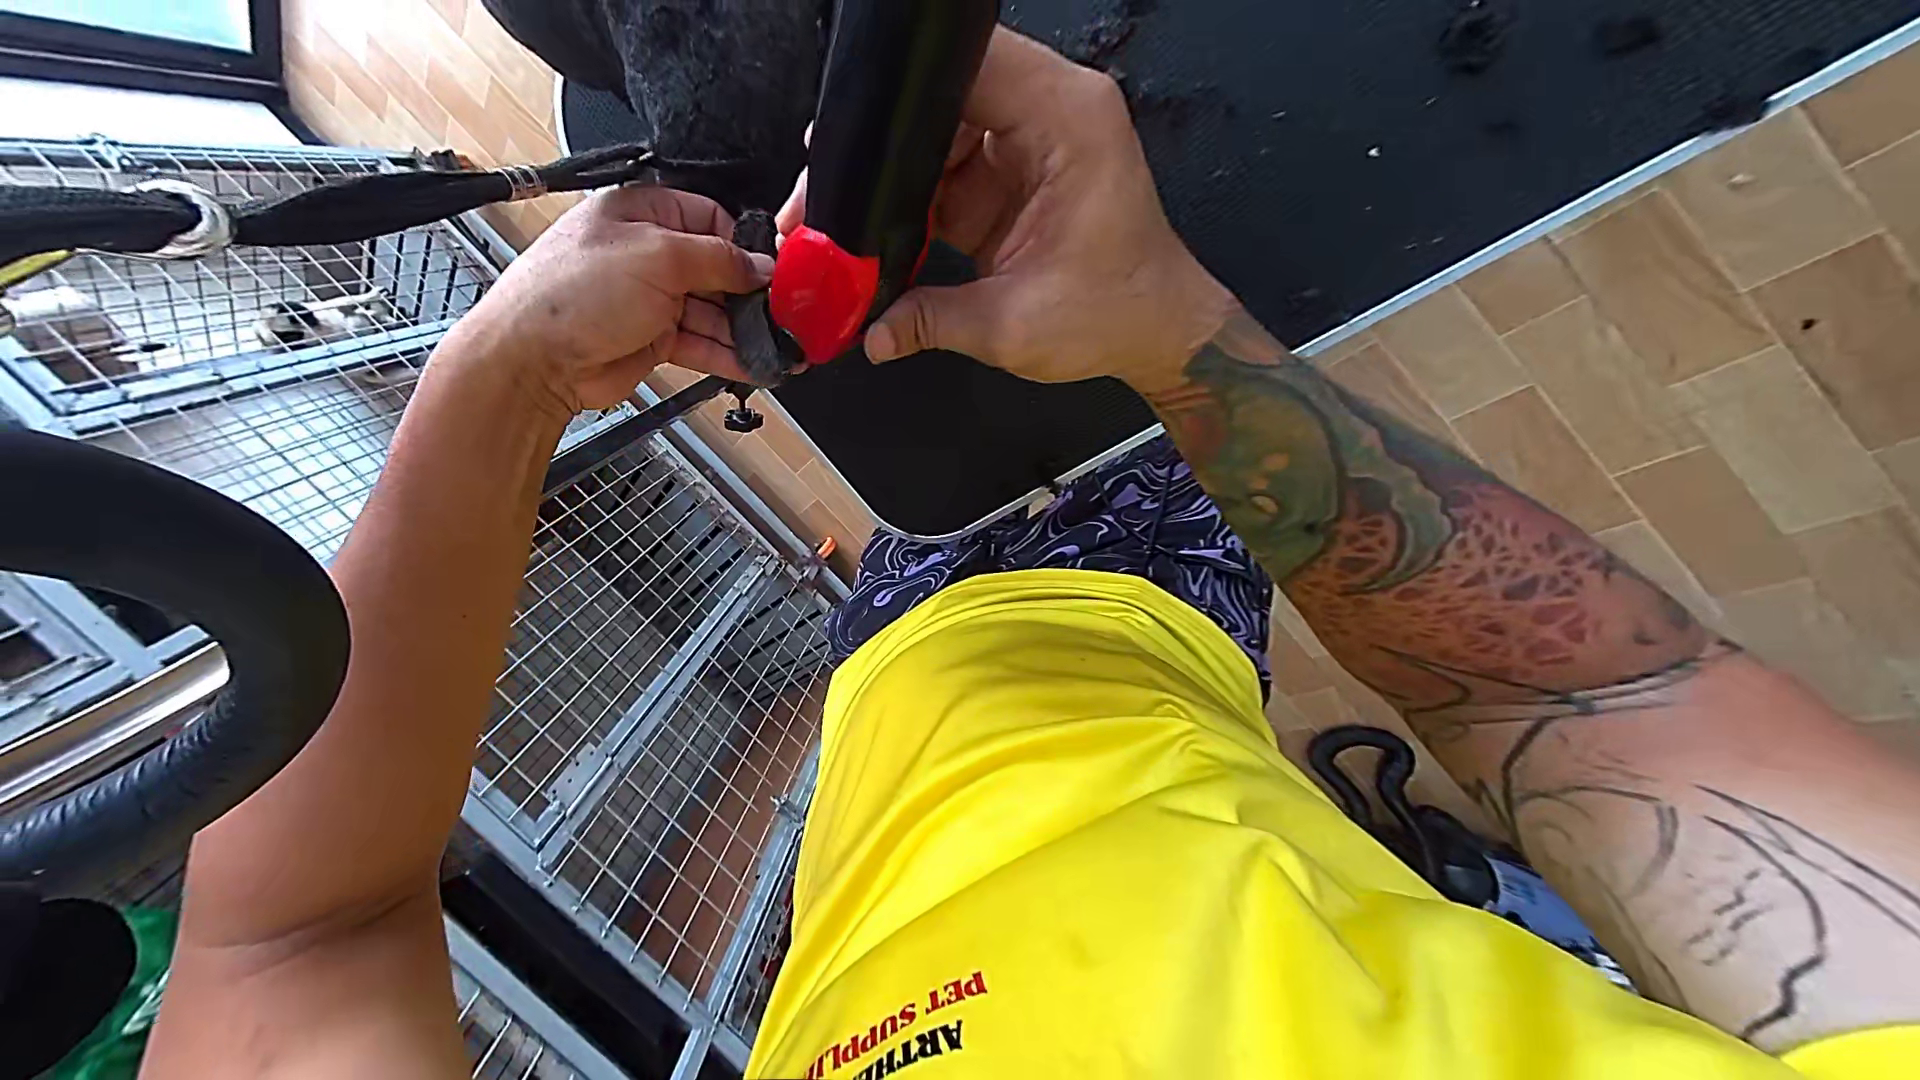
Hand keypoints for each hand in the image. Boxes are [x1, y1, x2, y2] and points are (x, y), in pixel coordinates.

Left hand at [444, 186, 773, 416]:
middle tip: (782, 315)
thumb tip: (760, 265)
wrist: (536, 359)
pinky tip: (758, 365)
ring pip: (717, 314)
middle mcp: (651, 255)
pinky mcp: (659, 338)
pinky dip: (733, 356)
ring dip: (747, 333)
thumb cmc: (568, 295)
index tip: (770, 272)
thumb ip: (717, 259)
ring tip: (778, 348)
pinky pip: (706, 345)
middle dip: (751, 296)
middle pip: (721, 272)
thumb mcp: (656, 258)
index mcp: (643, 215)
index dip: (744, 246)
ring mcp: (655, 299)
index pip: (712, 220)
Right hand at [777, 28, 1233, 394]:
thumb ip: (933, 322)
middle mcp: (1053, 117)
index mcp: (1068, 121)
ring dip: (901, 183)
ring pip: (942, 140)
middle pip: (945, 103)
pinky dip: (922, 207)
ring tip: (860, 223)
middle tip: (840, 196)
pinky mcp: (1019, 182)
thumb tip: (878, 334)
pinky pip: (953, 176)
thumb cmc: (1116, 316)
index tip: (852, 136)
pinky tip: (895, 237)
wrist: (1154, 333)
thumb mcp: (1012, 326)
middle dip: (889, 151)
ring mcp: (1033, 148)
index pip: (968, 67)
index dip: (901, 98)